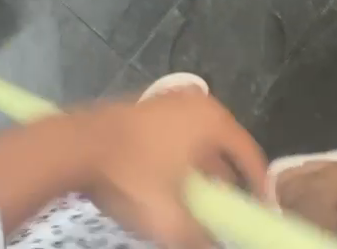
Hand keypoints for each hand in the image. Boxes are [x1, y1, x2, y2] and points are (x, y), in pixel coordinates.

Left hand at [76, 92, 269, 248]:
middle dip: (226, 185)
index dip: (258, 188)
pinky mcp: (151, 108)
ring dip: (201, 175)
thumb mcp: (169, 220)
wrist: (78, 145)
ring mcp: (173, 102)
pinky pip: (178, 138)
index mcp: (214, 122)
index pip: (250, 155)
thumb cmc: (133, 176)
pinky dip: (180, 161)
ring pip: (199, 144)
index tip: (258, 214)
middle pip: (225, 148)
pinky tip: (166, 186)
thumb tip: (218, 247)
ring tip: (193, 206)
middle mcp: (200, 104)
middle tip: (221, 216)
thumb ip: (201, 239)